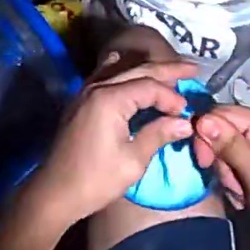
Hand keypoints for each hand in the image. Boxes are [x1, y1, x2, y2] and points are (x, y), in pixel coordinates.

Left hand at [22, 30, 198, 227]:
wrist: (56, 190)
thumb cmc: (96, 179)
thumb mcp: (133, 160)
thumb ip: (158, 134)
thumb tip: (185, 122)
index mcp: (110, 99)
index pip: (149, 87)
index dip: (171, 96)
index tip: (188, 111)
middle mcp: (97, 87)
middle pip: (137, 71)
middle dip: (166, 69)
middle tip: (193, 67)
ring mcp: (86, 92)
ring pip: (121, 70)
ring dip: (145, 69)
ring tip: (169, 67)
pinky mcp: (81, 101)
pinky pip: (103, 76)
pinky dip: (118, 68)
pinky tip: (120, 59)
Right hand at [194, 104, 249, 249]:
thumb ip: (232, 148)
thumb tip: (202, 119)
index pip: (222, 113)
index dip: (206, 135)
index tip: (204, 164)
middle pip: (225, 128)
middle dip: (221, 158)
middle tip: (233, 186)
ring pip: (230, 144)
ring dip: (229, 171)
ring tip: (243, 194)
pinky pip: (241, 155)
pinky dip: (238, 175)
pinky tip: (247, 194)